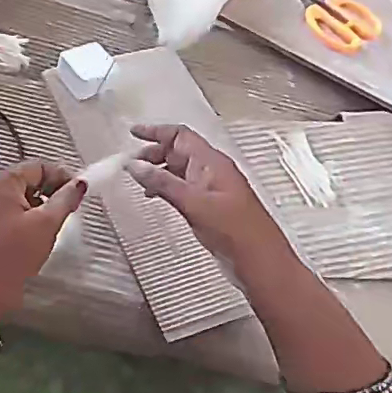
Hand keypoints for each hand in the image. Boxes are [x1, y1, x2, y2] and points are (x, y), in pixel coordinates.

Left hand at [0, 161, 85, 317]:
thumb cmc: (16, 253)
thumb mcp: (47, 222)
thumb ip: (66, 198)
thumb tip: (80, 184)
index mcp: (2, 181)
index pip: (38, 166)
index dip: (61, 177)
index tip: (79, 192)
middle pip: (31, 177)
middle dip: (53, 190)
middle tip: (70, 206)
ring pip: (25, 192)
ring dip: (44, 202)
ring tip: (57, 219)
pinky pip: (16, 205)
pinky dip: (32, 212)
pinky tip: (42, 228)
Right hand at [125, 123, 287, 265]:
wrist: (259, 260)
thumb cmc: (238, 231)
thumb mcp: (193, 202)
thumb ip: (162, 182)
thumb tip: (137, 166)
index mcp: (212, 163)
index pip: (180, 136)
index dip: (156, 131)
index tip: (136, 132)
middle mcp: (213, 172)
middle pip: (179, 151)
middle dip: (153, 152)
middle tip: (132, 161)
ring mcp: (212, 189)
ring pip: (180, 169)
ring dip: (158, 170)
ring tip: (139, 178)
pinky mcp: (210, 206)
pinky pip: (183, 187)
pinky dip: (166, 187)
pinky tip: (157, 196)